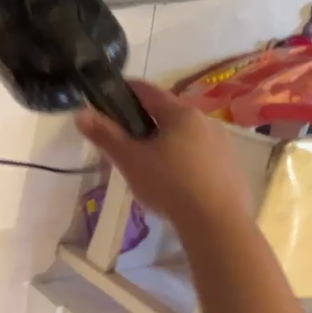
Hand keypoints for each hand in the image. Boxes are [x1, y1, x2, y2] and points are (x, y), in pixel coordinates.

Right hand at [76, 80, 250, 229]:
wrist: (216, 221)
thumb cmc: (168, 184)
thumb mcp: (129, 160)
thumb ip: (105, 135)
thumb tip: (81, 113)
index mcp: (179, 114)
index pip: (147, 91)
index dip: (125, 91)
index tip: (107, 98)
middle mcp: (205, 121)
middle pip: (167, 113)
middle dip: (143, 122)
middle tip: (123, 141)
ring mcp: (222, 142)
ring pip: (184, 134)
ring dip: (164, 140)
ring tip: (147, 164)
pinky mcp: (230, 164)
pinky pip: (199, 152)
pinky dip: (182, 157)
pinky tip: (173, 180)